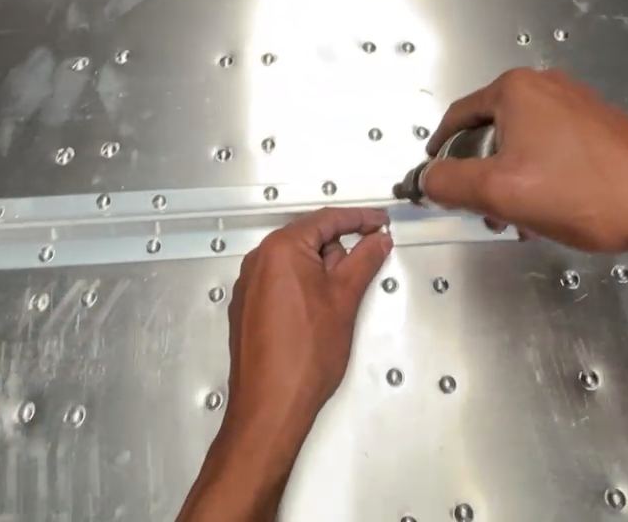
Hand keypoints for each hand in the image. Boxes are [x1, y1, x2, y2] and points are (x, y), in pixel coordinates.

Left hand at [225, 206, 392, 428]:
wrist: (270, 407)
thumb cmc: (305, 355)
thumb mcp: (345, 298)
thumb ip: (364, 260)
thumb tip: (377, 240)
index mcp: (281, 248)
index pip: (327, 219)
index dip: (359, 219)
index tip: (380, 222)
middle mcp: (259, 259)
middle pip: (310, 239)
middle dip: (339, 251)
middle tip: (363, 269)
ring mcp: (249, 283)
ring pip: (296, 261)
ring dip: (322, 271)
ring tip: (337, 303)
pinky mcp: (247, 306)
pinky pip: (281, 281)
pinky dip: (303, 286)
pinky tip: (317, 313)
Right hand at [422, 68, 627, 256]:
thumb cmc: (585, 193)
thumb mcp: (500, 193)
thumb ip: (450, 183)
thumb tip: (426, 179)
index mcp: (517, 90)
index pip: (458, 115)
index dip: (441, 149)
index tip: (434, 174)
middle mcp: (547, 86)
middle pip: (492, 130)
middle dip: (483, 173)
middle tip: (486, 210)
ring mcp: (578, 103)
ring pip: (525, 143)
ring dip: (514, 180)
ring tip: (525, 219)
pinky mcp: (601, 125)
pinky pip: (554, 147)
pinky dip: (543, 176)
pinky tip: (555, 209)